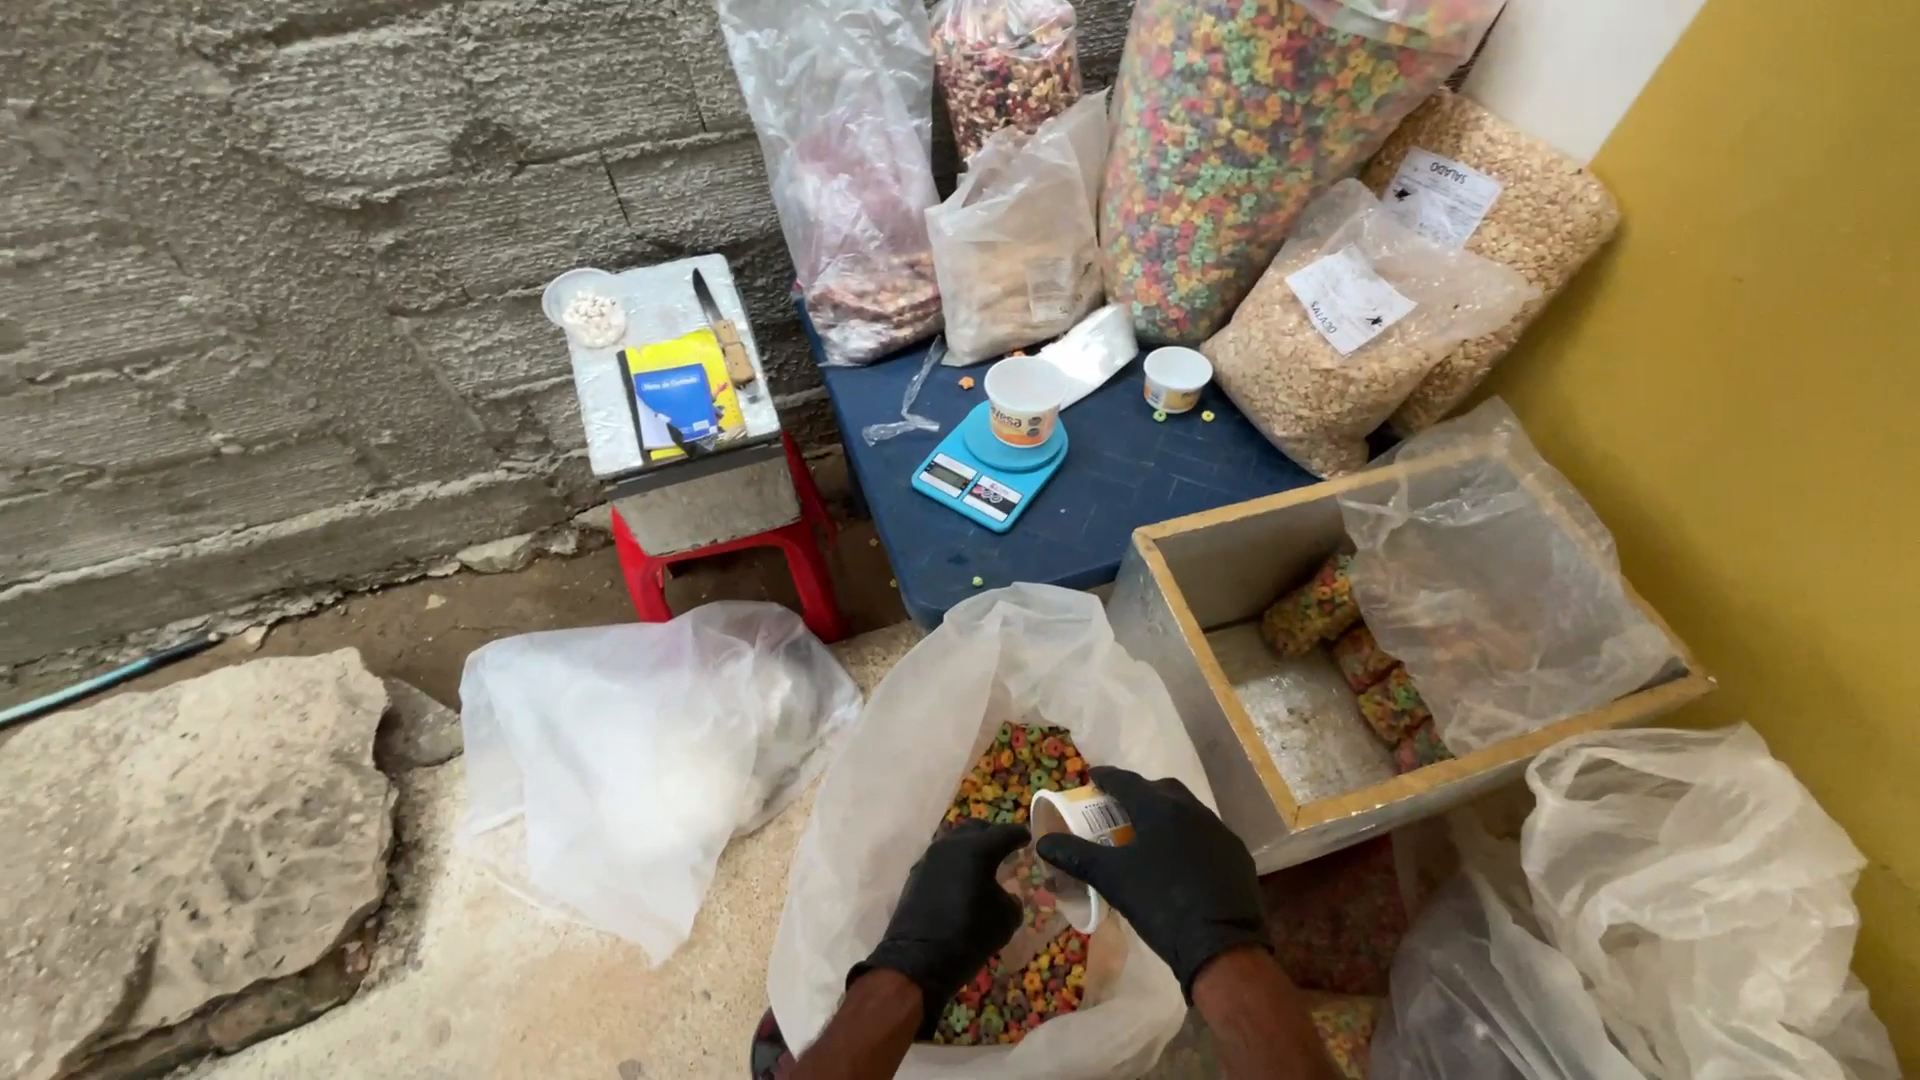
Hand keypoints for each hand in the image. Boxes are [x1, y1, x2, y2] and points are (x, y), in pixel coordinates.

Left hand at [852, 820, 1029, 1036]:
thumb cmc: (970, 935)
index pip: (1004, 833)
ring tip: (982, 863)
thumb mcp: (1005, 919)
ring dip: (970, 847)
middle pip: (976, 829)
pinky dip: (954, 863)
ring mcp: (930, 857)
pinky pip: (941, 859)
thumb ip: (1011, 900)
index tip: (1027, 837)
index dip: (1019, 834)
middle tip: (1005, 847)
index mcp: (977, 849)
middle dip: (992, 834)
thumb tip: (1007, 895)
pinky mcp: (916, 873)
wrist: (919, 959)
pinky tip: (961, 880)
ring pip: (955, 841)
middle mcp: (952, 845)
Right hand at [1036, 766, 1267, 999]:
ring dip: (1165, 812)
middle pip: (1160, 789)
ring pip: (1186, 808)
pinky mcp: (1235, 853)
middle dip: (1139, 792)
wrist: (1221, 945)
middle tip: (1120, 807)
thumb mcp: (1112, 879)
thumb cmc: (1159, 904)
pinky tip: (1180, 857)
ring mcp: (1218, 830)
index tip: (1093, 777)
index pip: (1126, 781)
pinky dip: (1187, 834)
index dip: (1107, 778)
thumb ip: (1077, 856)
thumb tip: (1043, 844)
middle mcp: (1190, 809)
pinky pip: (1205, 832)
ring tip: (1149, 831)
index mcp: (1158, 808)